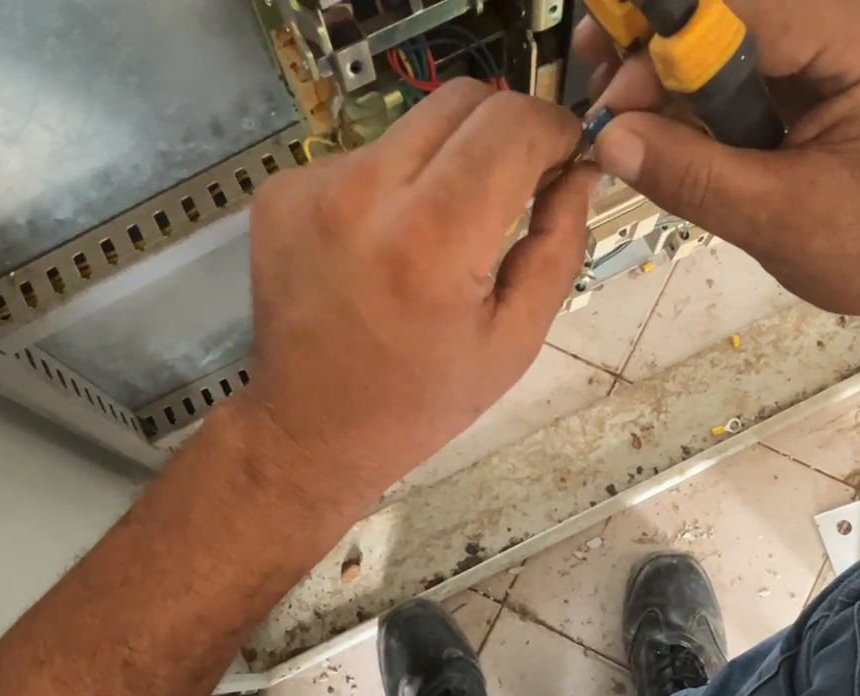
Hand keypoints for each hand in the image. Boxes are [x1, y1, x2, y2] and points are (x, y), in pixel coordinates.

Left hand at [234, 80, 593, 505]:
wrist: (312, 431)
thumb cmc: (422, 403)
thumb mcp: (513, 343)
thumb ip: (558, 248)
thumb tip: (578, 173)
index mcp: (434, 239)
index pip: (512, 122)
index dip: (553, 129)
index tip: (563, 159)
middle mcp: (365, 193)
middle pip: (462, 101)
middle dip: (505, 133)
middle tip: (512, 188)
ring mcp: (312, 186)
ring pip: (411, 125)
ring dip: (447, 159)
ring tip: (442, 231)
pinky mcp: (281, 192)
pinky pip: (363, 156)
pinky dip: (393, 184)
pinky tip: (387, 245)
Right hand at [573, 0, 859, 334]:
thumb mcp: (779, 220)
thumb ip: (693, 175)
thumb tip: (610, 138)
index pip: (751, 0)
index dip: (669, 30)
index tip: (612, 80)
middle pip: (746, 4)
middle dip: (666, 39)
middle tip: (605, 86)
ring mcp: (857, 36)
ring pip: (747, 29)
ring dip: (680, 63)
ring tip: (624, 105)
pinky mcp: (841, 66)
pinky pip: (762, 60)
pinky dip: (710, 87)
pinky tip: (669, 116)